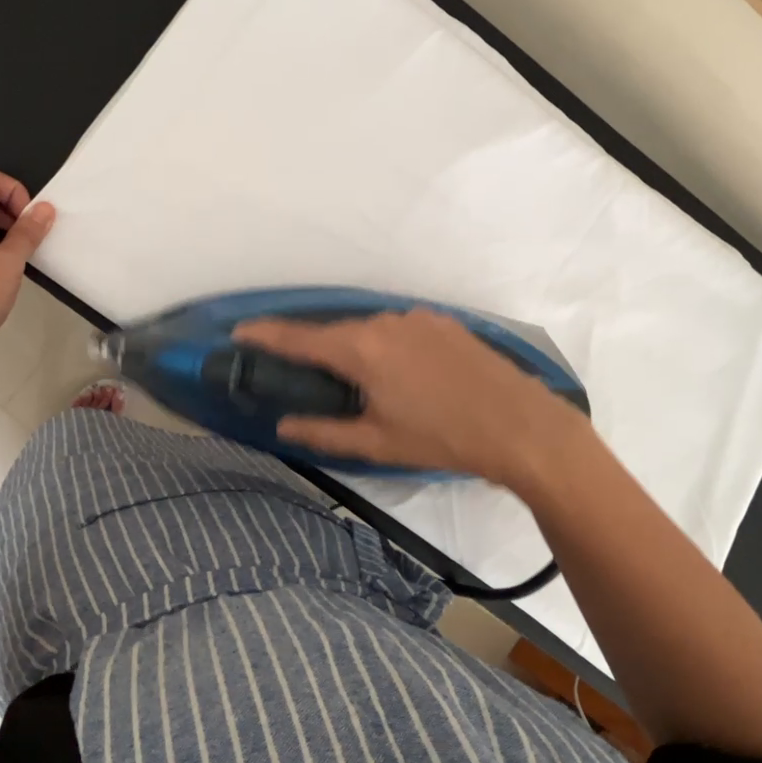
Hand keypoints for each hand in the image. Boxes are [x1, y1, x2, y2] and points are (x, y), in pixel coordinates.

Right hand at [233, 309, 590, 489]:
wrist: (523, 426)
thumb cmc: (443, 439)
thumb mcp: (377, 443)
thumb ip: (323, 431)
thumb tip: (283, 425)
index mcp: (361, 349)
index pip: (299, 338)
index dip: (265, 335)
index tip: (237, 332)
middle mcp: (385, 322)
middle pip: (334, 332)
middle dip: (311, 349)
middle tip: (296, 373)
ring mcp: (418, 319)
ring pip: (367, 331)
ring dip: (351, 350)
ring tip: (352, 382)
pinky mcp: (444, 324)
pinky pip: (397, 330)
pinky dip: (382, 346)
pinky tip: (395, 374)